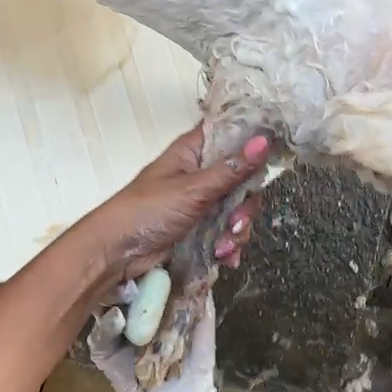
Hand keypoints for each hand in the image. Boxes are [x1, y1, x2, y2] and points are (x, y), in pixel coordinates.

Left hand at [75, 126, 271, 284]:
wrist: (117, 253)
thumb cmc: (147, 210)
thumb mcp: (192, 189)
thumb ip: (231, 169)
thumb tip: (265, 140)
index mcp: (193, 151)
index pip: (230, 133)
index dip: (253, 140)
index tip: (274, 151)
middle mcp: (200, 173)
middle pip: (242, 179)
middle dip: (245, 206)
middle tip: (235, 223)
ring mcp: (201, 202)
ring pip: (237, 209)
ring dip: (236, 231)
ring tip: (224, 247)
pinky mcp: (199, 228)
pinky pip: (227, 232)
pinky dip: (229, 245)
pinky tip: (224, 257)